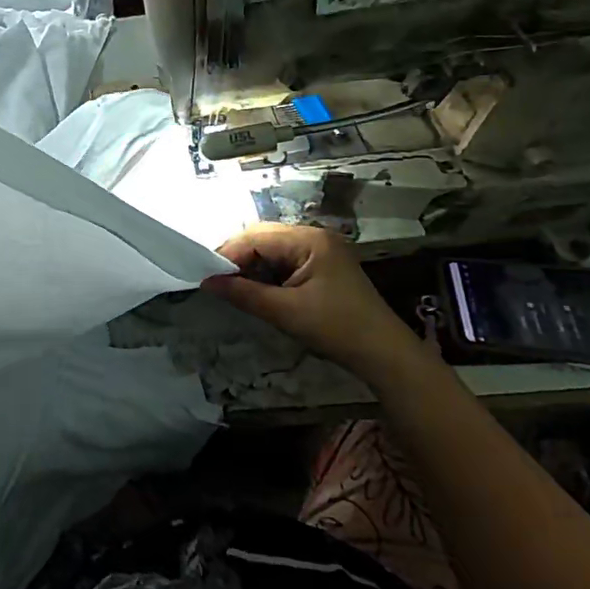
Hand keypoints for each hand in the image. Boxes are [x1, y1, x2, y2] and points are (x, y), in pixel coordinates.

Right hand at [204, 224, 441, 386]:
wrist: (383, 352)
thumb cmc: (336, 328)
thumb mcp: (286, 312)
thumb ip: (245, 294)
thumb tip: (208, 282)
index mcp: (309, 239)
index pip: (257, 236)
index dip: (229, 254)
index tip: (206, 276)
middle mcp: (315, 236)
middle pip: (265, 237)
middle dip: (239, 257)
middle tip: (216, 282)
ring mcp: (322, 250)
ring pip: (274, 249)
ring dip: (253, 266)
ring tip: (233, 288)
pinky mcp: (324, 266)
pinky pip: (287, 261)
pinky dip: (269, 273)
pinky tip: (258, 290)